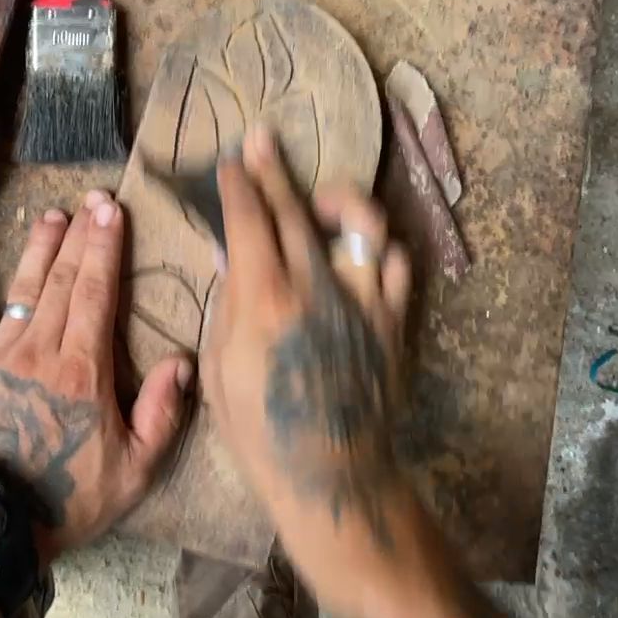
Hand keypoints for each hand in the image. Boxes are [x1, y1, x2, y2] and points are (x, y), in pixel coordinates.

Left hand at [0, 190, 193, 562]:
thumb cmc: (67, 495)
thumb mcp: (134, 470)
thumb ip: (161, 414)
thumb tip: (182, 361)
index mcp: (83, 367)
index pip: (96, 291)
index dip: (105, 247)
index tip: (113, 210)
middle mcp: (42, 348)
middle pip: (64, 278)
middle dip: (80, 234)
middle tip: (92, 198)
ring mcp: (1, 353)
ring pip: (25, 287)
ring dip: (40, 247)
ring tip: (52, 214)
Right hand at [206, 126, 490, 617]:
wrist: (333, 476)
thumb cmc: (261, 429)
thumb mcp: (221, 367)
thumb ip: (227, 301)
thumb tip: (231, 253)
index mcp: (266, 300)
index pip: (249, 221)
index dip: (239, 185)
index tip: (232, 161)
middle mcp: (318, 288)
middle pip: (295, 210)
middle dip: (274, 169)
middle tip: (263, 140)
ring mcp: (364, 301)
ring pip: (363, 224)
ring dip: (338, 200)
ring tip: (322, 200)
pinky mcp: (394, 320)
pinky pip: (397, 264)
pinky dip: (378, 250)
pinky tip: (360, 254)